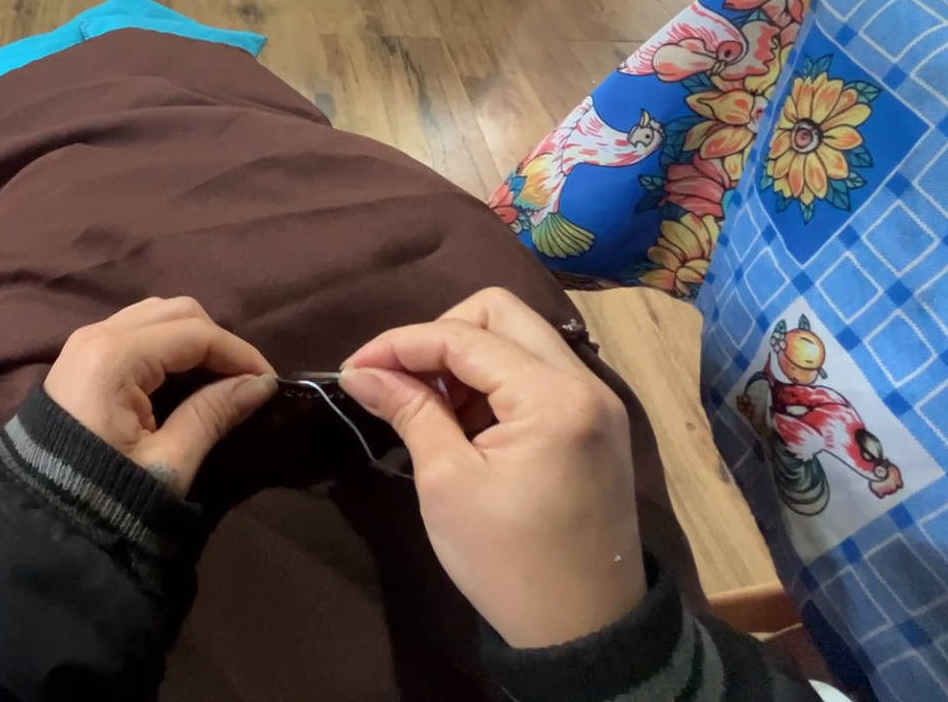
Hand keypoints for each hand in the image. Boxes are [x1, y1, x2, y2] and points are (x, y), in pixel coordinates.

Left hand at [45, 297, 276, 495]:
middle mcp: (98, 333)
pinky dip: (167, 344)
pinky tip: (185, 377)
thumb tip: (259, 384)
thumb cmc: (105, 493)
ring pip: (155, 314)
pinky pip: (136, 329)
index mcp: (116, 356)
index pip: (194, 333)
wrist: (39, 515)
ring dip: (191, 339)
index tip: (269, 382)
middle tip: (244, 381)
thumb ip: (212, 414)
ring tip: (218, 379)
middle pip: (175, 310)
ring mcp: (86, 340)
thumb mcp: (168, 463)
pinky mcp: (82, 354)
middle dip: (216, 340)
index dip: (239, 353)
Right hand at [338, 288, 646, 648]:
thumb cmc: (509, 561)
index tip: (355, 368)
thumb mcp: (446, 481)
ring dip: (461, 354)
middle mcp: (583, 383)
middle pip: (498, 311)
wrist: (589, 636)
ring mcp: (592, 401)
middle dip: (437, 334)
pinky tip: (459, 416)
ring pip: (515, 334)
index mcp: (552, 398)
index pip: (461, 336)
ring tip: (425, 401)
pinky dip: (486, 377)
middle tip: (401, 375)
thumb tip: (359, 372)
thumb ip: (407, 409)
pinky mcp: (589, 420)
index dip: (399, 344)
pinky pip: (530, 368)